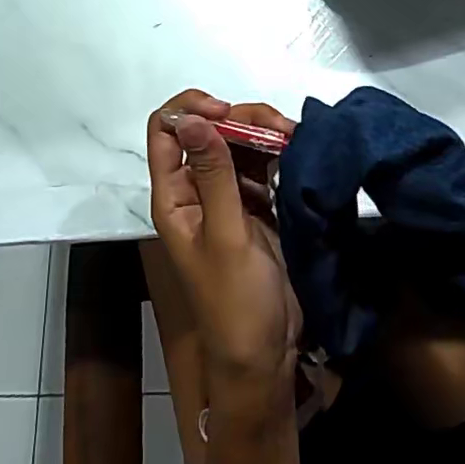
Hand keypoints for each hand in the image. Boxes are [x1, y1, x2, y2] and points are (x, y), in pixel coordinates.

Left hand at [146, 90, 301, 389]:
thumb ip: (212, 174)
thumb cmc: (235, 301)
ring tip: (295, 136)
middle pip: (208, 130)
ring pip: (237, 143)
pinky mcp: (255, 205)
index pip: (167, 130)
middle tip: (281, 127)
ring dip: (264, 132)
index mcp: (174, 195)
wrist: (265, 354)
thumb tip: (191, 119)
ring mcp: (226, 196)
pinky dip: (278, 153)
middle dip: (241, 118)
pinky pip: (261, 164)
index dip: (191, 109)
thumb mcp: (225, 235)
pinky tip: (297, 153)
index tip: (227, 111)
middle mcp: (195, 188)